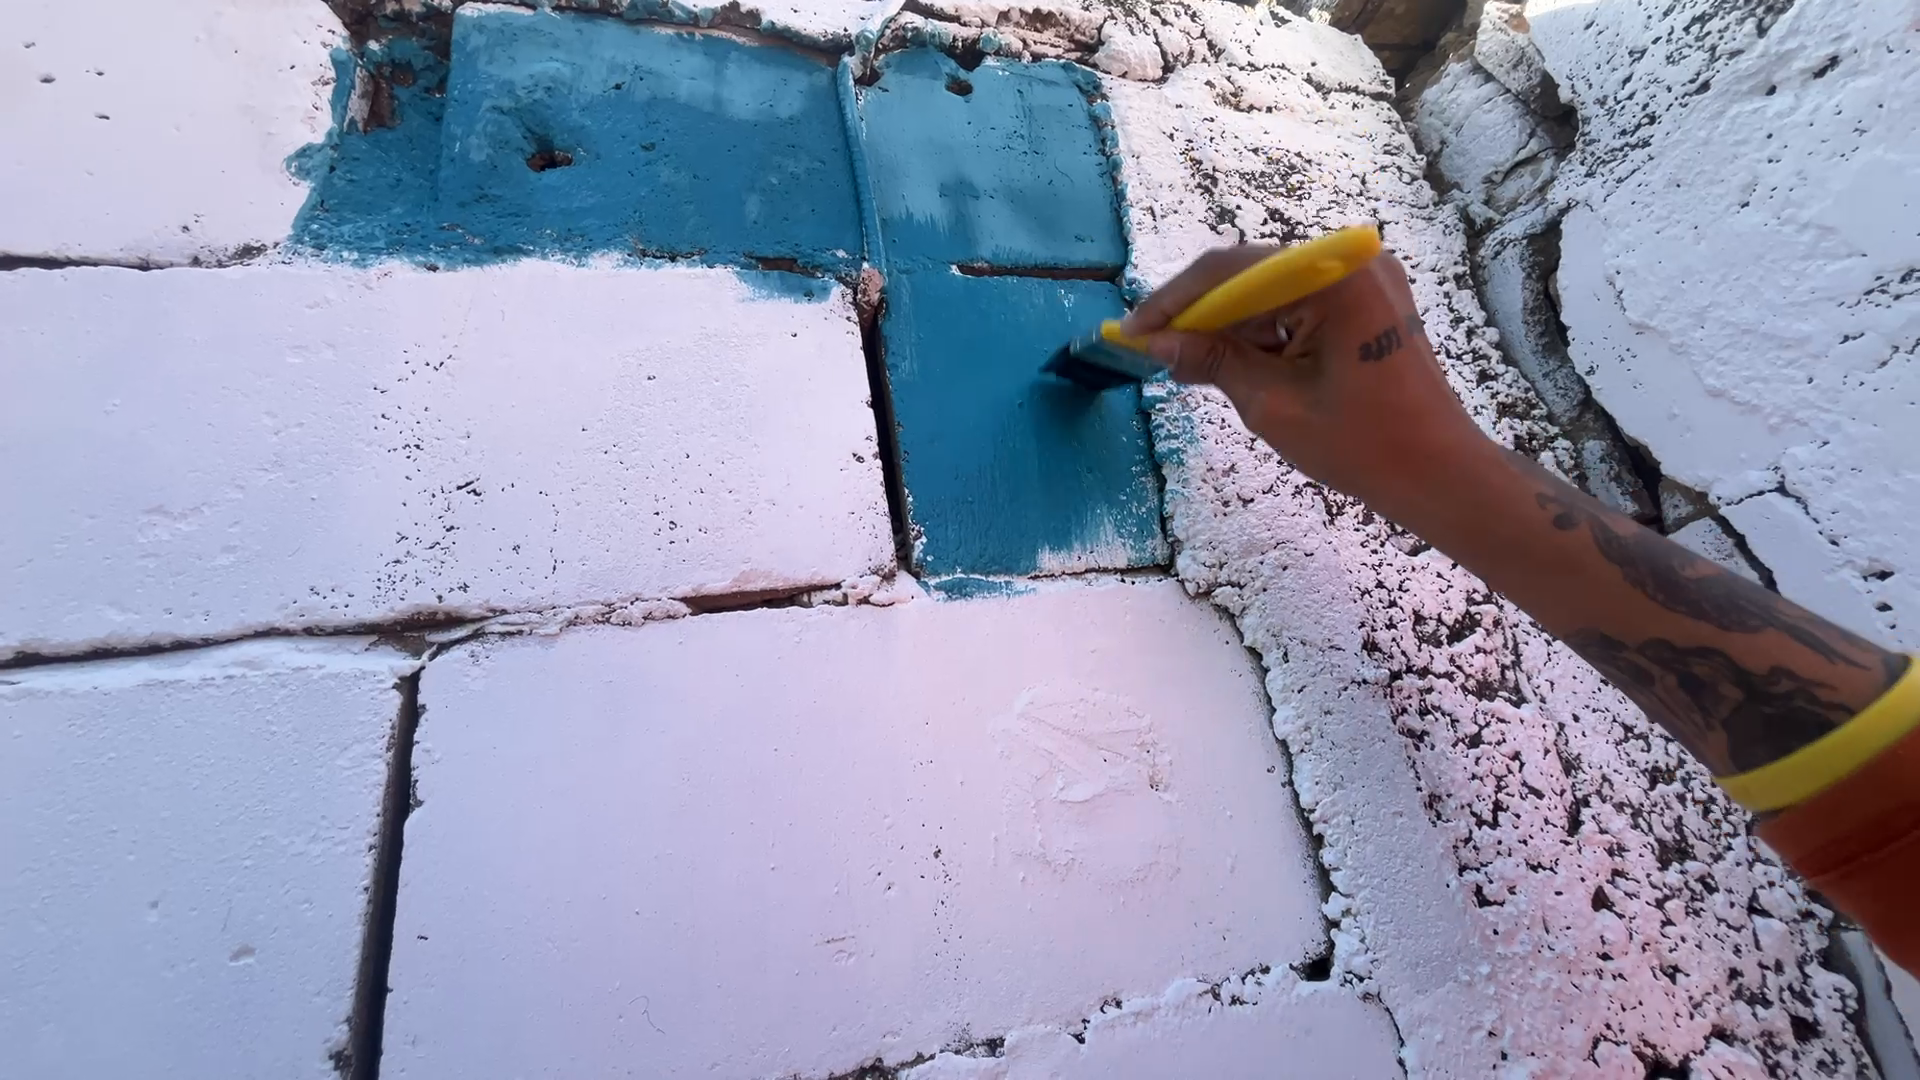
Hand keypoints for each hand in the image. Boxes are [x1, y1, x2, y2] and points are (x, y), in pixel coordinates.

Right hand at [1120, 246, 1492, 511]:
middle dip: (1195, 313)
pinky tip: (1225, 362)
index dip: (1172, 302)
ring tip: (1184, 365)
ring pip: (1266, 291)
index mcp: (1333, 279)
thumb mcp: (1271, 402)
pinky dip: (1256, 333)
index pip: (1230, 272)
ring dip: (1223, 325)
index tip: (1130, 331)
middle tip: (1150, 348)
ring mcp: (1358, 279)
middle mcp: (1348, 262)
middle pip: (1247, 275)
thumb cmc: (1357, 443)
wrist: (1434, 470)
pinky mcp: (1361, 301)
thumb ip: (1212, 362)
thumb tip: (1154, 343)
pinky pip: (1292, 305)